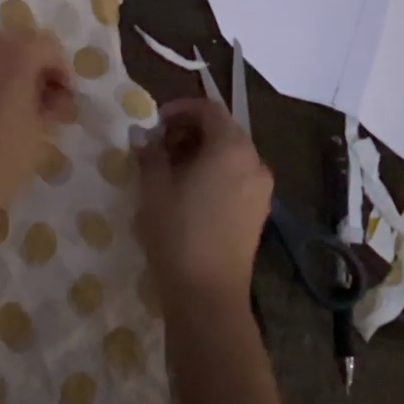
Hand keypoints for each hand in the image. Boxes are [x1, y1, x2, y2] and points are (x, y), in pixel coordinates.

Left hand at [0, 29, 74, 260]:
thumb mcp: (39, 139)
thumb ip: (54, 109)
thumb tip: (57, 99)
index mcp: (14, 51)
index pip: (50, 46)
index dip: (62, 74)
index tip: (64, 104)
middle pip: (16, 43)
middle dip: (32, 69)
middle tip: (39, 104)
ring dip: (3, 73)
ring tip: (9, 109)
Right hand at [134, 99, 272, 305]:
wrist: (208, 295)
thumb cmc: (178, 232)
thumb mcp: (154, 187)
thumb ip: (149, 153)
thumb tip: (143, 136)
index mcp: (231, 148)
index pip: (209, 109)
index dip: (180, 109)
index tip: (154, 123)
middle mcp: (254, 162)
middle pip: (223, 130)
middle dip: (190, 131)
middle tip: (158, 146)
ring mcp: (261, 189)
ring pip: (231, 155)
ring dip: (202, 152)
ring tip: (170, 170)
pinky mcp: (259, 212)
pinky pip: (237, 177)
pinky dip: (215, 173)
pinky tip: (189, 192)